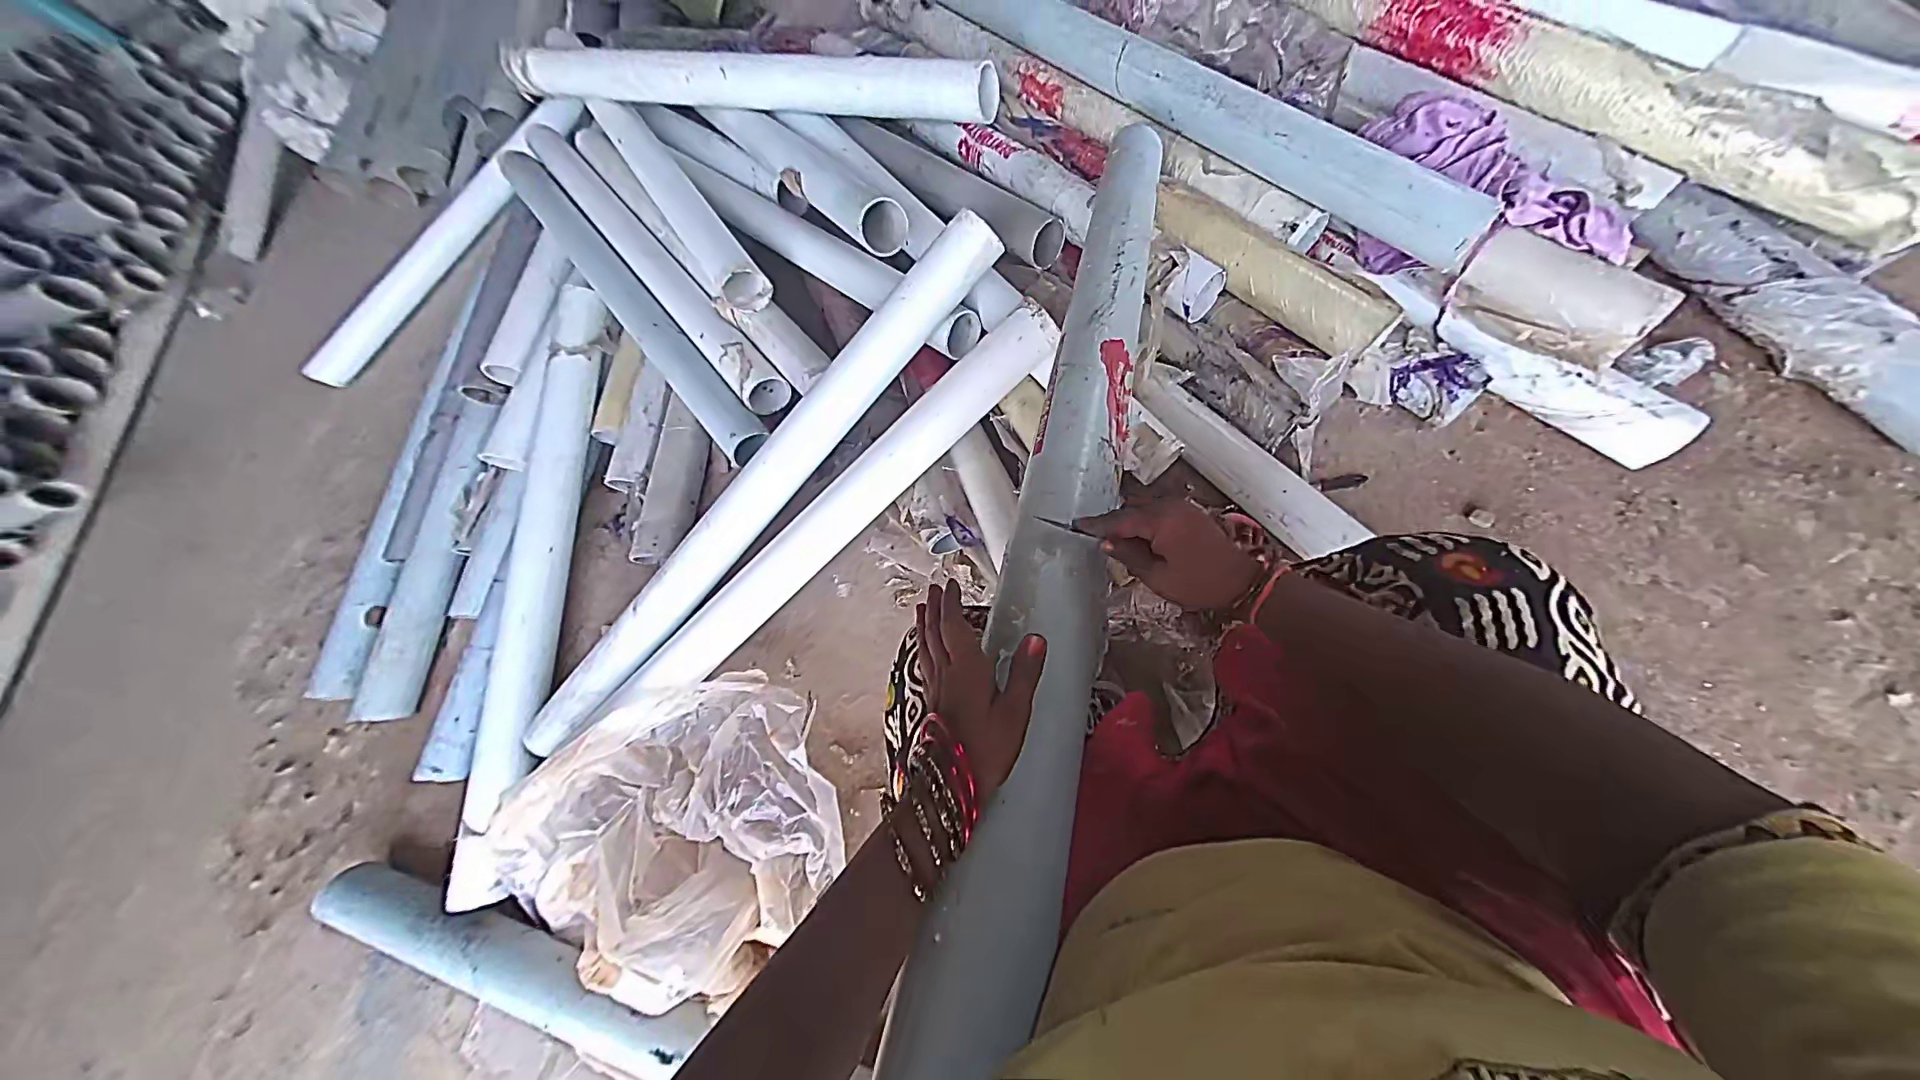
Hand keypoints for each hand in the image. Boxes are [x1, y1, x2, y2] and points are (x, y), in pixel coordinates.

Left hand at [914, 582, 1045, 799]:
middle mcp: (946, 673)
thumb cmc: (986, 749)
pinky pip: (924, 663)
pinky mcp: (931, 701)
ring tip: (921, 609)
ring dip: (924, 624)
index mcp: (967, 669)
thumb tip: (1036, 640)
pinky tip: (924, 650)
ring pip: (925, 646)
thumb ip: (1025, 674)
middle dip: (934, 608)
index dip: (950, 603)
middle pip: (934, 632)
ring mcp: (935, 688)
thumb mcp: (1015, 712)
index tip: (950, 585)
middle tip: (933, 589)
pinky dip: (923, 647)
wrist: (950, 784)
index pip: (953, 626)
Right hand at [1078, 498, 1264, 612]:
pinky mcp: (1190, 510)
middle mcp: (1170, 506)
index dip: (1097, 525)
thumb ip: (1130, 556)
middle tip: (1094, 535)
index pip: (1119, 519)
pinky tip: (1138, 534)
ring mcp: (1182, 505)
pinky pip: (1158, 508)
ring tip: (1114, 537)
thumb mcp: (1159, 578)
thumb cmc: (1202, 584)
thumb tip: (1107, 543)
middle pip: (1131, 509)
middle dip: (1113, 522)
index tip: (1079, 527)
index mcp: (1161, 521)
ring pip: (1144, 507)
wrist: (1246, 580)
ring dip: (1128, 520)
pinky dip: (1144, 518)